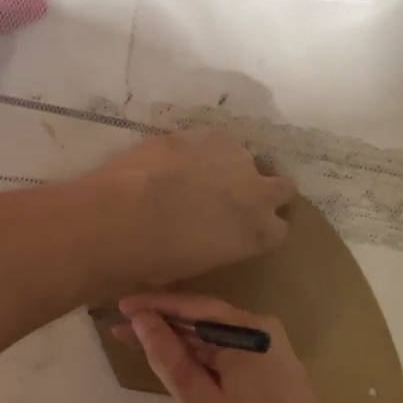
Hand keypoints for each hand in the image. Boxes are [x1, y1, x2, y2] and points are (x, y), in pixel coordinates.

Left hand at [78, 130, 295, 285]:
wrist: (120, 217)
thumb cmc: (153, 259)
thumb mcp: (194, 267)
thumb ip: (217, 247)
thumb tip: (209, 238)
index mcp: (258, 234)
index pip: (279, 229)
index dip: (261, 227)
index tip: (244, 230)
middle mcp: (258, 194)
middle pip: (282, 188)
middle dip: (264, 192)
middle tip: (233, 199)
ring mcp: (236, 158)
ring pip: (247, 160)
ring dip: (230, 168)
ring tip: (196, 176)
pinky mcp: (209, 134)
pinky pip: (216, 142)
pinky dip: (203, 150)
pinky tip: (177, 159)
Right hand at [115, 293, 349, 402]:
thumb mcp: (200, 398)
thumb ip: (169, 358)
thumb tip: (143, 322)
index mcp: (245, 331)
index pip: (192, 307)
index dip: (153, 306)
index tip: (121, 308)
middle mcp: (259, 328)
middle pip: (202, 318)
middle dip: (162, 323)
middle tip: (121, 329)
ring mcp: (268, 344)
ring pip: (214, 335)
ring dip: (179, 339)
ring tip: (142, 344)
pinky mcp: (271, 362)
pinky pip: (228, 348)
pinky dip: (200, 352)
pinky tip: (179, 360)